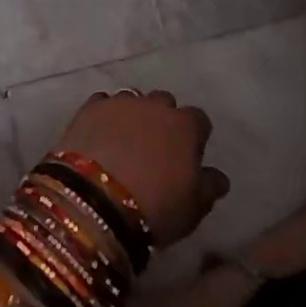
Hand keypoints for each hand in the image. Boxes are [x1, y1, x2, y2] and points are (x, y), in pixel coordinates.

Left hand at [51, 91, 229, 246]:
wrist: (95, 199)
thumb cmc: (155, 205)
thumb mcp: (194, 206)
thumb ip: (210, 186)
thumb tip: (217, 176)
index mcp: (184, 126)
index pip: (198, 120)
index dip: (194, 136)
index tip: (188, 155)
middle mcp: (153, 105)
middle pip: (163, 103)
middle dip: (162, 119)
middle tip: (155, 146)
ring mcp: (118, 103)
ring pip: (132, 100)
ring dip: (133, 115)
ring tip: (125, 139)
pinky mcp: (88, 109)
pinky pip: (102, 103)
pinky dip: (104, 115)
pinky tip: (100, 133)